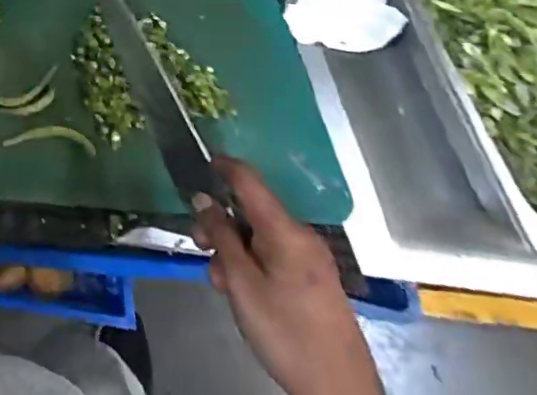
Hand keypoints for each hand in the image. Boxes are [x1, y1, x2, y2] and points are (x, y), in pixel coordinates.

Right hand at [194, 157, 380, 394]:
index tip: (196, 165)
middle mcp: (300, 236)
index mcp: (285, 230)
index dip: (221, 166)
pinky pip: (273, 255)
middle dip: (220, 223)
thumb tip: (203, 198)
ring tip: (222, 282)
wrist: (340, 391)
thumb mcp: (241, 283)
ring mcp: (310, 258)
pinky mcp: (313, 279)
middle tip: (199, 246)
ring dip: (233, 249)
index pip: (249, 179)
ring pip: (259, 236)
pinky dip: (251, 263)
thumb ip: (220, 236)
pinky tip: (241, 291)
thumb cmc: (285, 331)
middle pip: (251, 211)